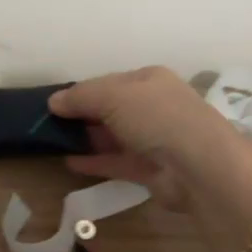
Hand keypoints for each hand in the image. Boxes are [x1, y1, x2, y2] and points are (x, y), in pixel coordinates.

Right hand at [49, 66, 247, 208]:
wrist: (201, 168)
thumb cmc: (156, 116)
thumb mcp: (111, 95)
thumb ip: (80, 96)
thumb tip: (53, 102)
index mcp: (150, 80)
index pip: (110, 81)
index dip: (82, 91)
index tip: (55, 103)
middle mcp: (155, 107)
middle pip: (111, 108)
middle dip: (83, 114)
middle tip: (50, 123)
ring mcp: (156, 140)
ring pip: (114, 136)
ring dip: (87, 138)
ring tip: (53, 141)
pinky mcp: (153, 171)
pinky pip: (118, 162)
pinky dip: (95, 161)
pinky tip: (68, 161)